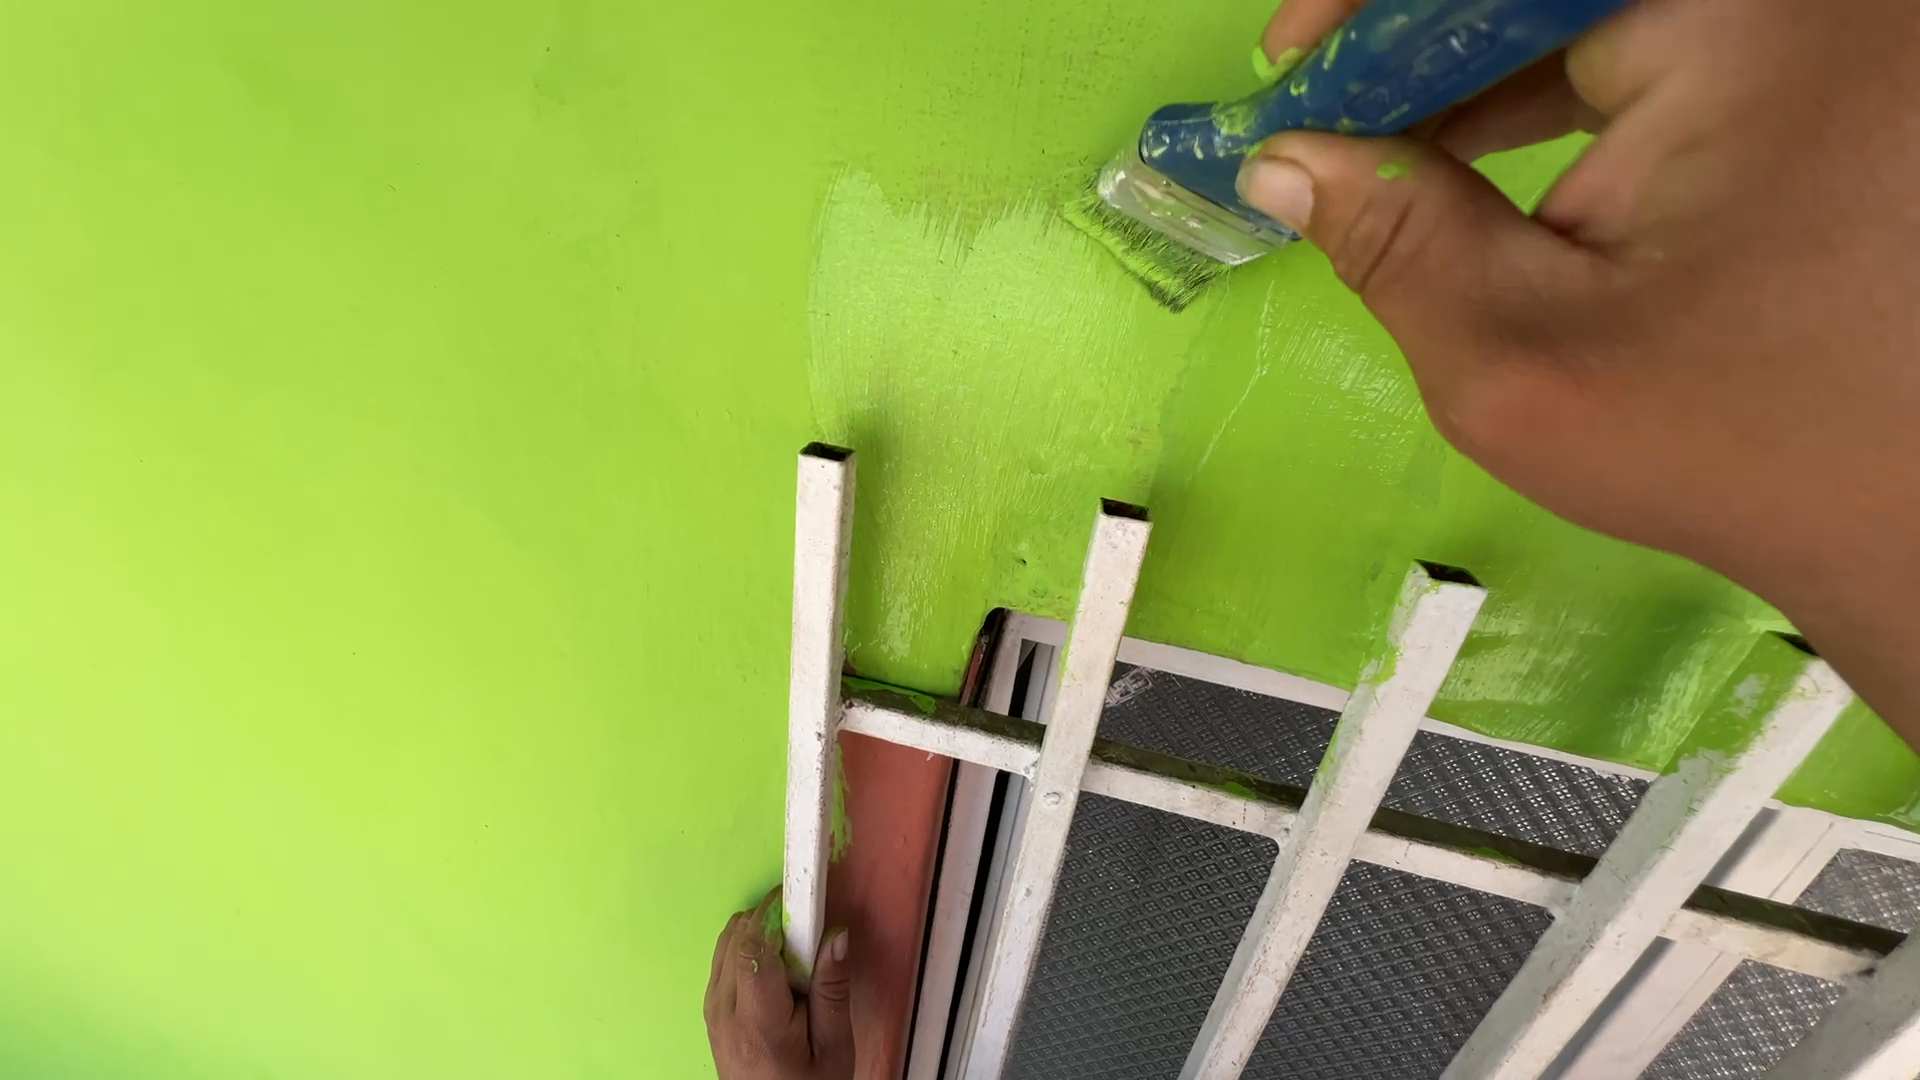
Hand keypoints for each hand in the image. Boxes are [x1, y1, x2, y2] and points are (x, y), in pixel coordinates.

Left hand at [704, 891, 854, 1079]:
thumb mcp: (834, 1045)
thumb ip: (833, 988)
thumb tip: (836, 933)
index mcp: (756, 1020)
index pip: (751, 945)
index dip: (775, 912)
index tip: (803, 904)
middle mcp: (724, 1011)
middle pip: (737, 936)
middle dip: (770, 918)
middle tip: (806, 928)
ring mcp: (712, 1011)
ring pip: (726, 942)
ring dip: (758, 930)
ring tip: (794, 950)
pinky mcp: (711, 1013)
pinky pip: (723, 960)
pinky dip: (747, 947)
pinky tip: (775, 966)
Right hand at [1238, 0, 1919, 741]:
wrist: (1909, 497)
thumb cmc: (1717, 437)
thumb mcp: (1510, 352)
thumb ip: (1390, 241)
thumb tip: (1280, 163)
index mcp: (1751, 21)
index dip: (1374, 0)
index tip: (1288, 59)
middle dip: (1406, 44)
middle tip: (1314, 118)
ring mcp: (1810, 27)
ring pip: (1576, 9)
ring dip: (1455, 69)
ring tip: (1365, 150)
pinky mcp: (1808, 62)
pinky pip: (1630, 38)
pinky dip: (1524, 87)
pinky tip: (1458, 152)